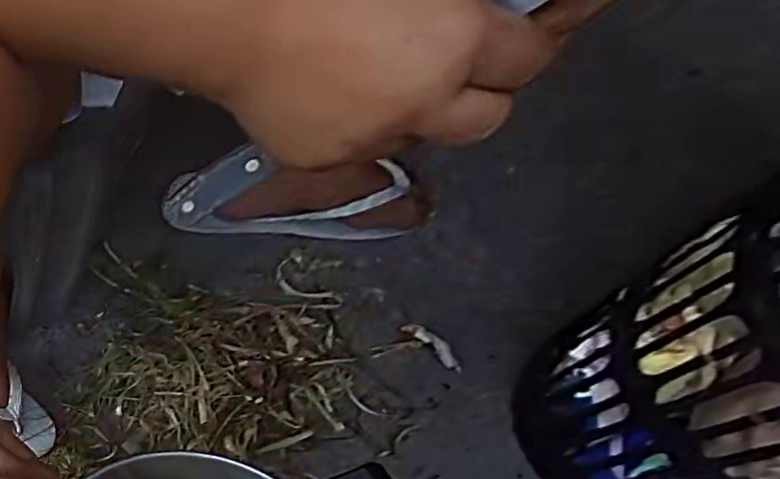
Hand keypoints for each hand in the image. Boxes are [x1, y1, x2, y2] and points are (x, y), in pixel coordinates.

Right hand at [214, 0, 604, 166]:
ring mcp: (365, 142)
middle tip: (468, 70)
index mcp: (454, 45)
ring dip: (418, 113)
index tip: (527, 32)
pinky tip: (339, 100)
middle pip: (486, 121)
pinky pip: (358, 151)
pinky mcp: (321, 161)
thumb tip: (488, 14)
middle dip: (486, 95)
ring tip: (387, 82)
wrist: (246, 29)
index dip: (534, 42)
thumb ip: (463, 7)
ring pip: (419, 138)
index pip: (530, 60)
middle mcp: (417, 106)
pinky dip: (360, 129)